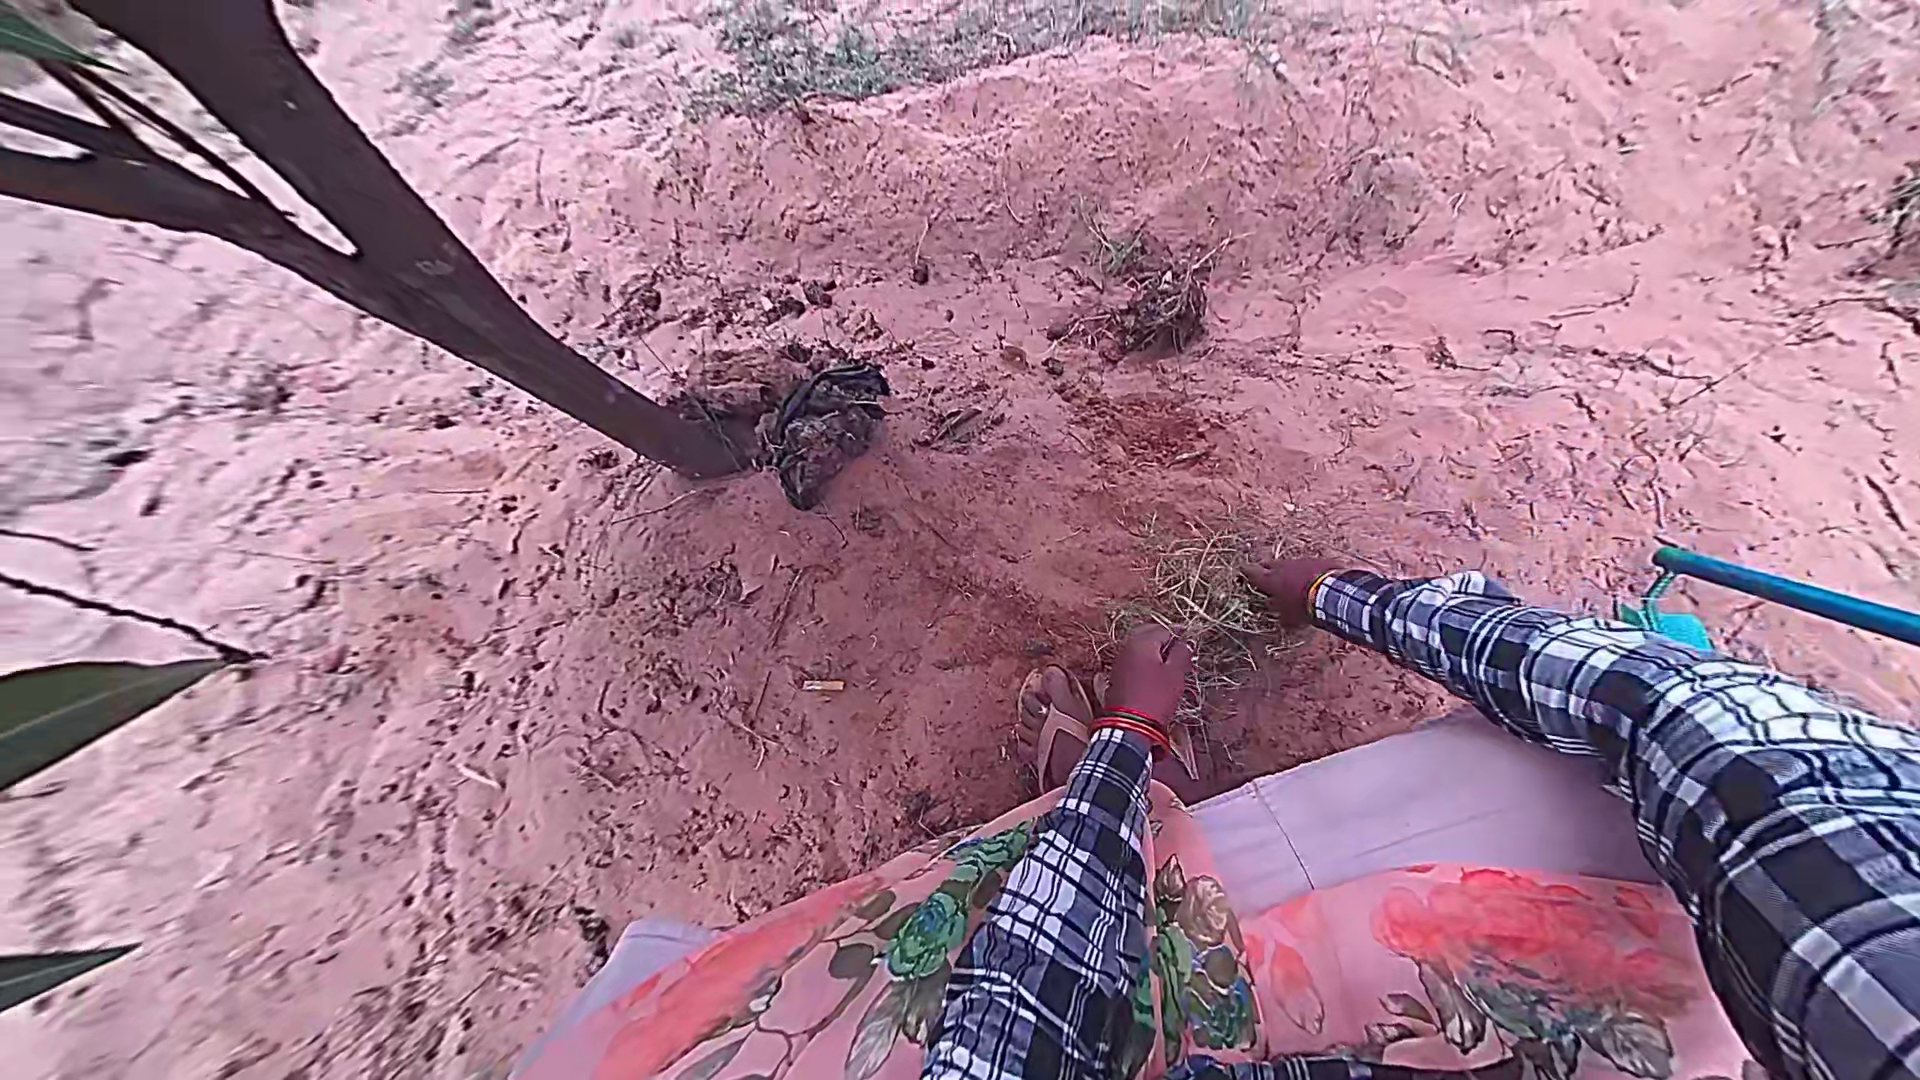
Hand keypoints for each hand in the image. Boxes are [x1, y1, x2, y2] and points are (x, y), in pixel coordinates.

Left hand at [1104, 625, 1192, 725]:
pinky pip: (1134, 660)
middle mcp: (1127, 647)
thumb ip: (1181, 653)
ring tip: (1172, 664)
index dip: (1178, 634)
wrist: (1130, 724)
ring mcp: (1120, 660)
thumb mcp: (1175, 673)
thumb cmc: (1156, 696)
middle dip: (1165, 640)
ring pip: (1140, 648)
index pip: (1162, 629)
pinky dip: (1146, 661)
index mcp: (1141, 642)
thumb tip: (1186, 640)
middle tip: (1181, 652)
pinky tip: (1156, 673)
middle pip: (1148, 635)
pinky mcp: (1117, 674)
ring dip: (1155, 651)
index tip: (1190, 642)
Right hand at [1245, 556, 1344, 626]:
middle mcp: (1281, 567)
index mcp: (1269, 580)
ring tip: (1291, 577)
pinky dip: (1306, 570)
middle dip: (1265, 567)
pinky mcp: (1317, 560)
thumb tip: (1274, 612)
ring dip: (1288, 569)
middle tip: (1264, 571)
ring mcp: (1300, 561)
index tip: (1242, 569)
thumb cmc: (1304, 607)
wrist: (1333, 593)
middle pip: (1268, 564)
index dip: (1246, 571)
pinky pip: (1307, 564)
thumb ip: (1279, 612)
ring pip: (1288, 563)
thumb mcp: (1288, 616)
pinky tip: (1312, 577)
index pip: (1251, 572)